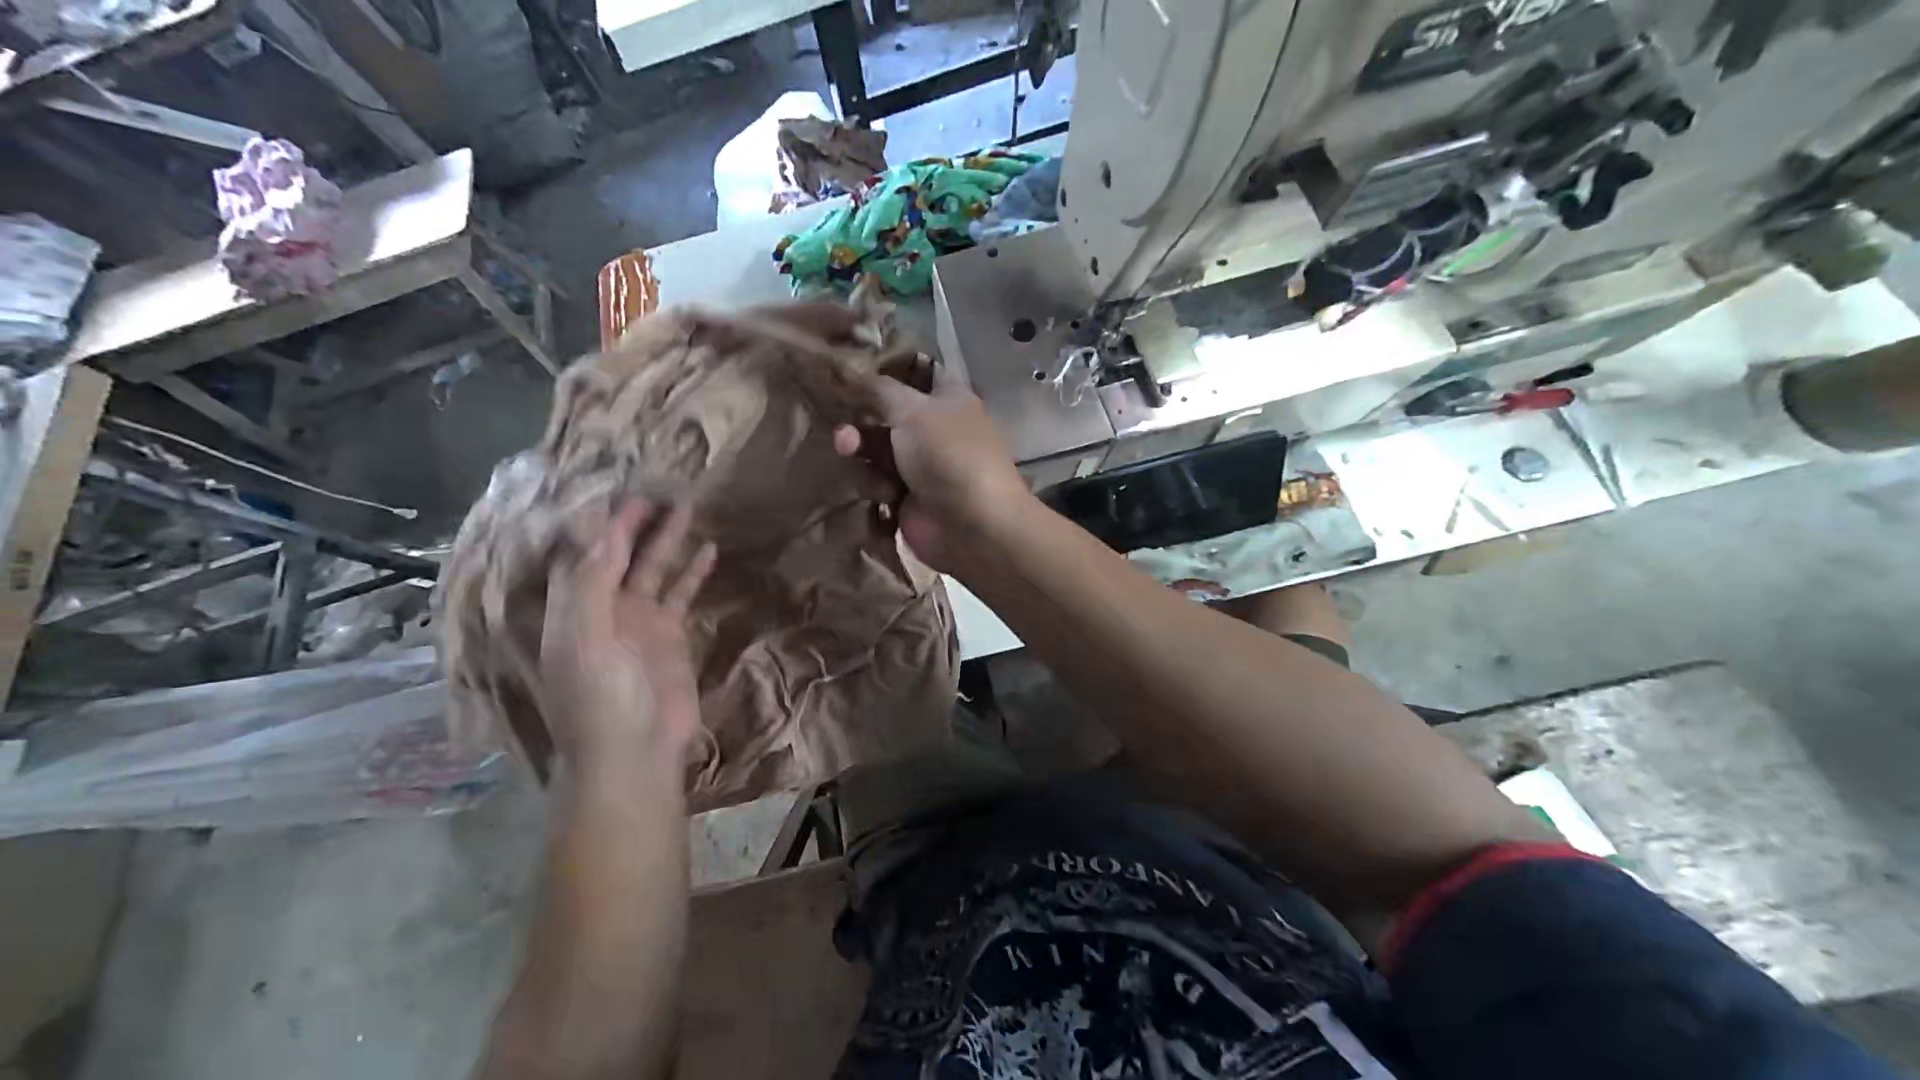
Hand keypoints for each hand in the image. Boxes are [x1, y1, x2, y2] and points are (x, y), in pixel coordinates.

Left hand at [540, 500, 716, 768]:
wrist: (636, 754)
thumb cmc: (600, 701)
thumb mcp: (584, 640)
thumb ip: (591, 583)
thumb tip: (602, 528)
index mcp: (571, 608)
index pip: (580, 553)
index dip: (597, 523)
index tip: (618, 489)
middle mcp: (602, 608)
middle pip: (618, 554)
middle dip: (634, 523)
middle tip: (658, 490)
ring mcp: (639, 620)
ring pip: (653, 568)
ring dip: (667, 539)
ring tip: (687, 506)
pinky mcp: (670, 634)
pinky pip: (681, 593)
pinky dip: (693, 572)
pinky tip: (709, 549)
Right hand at [833, 360, 1031, 571]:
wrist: (973, 526)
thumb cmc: (948, 455)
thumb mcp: (912, 410)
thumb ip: (876, 388)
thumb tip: (844, 366)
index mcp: (947, 400)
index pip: (912, 375)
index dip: (882, 373)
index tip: (845, 373)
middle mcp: (934, 430)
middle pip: (884, 417)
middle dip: (860, 425)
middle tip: (844, 437)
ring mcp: (921, 467)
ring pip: (875, 452)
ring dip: (864, 458)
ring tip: (858, 463)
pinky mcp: (908, 500)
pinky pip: (876, 484)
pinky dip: (874, 487)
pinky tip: (883, 496)